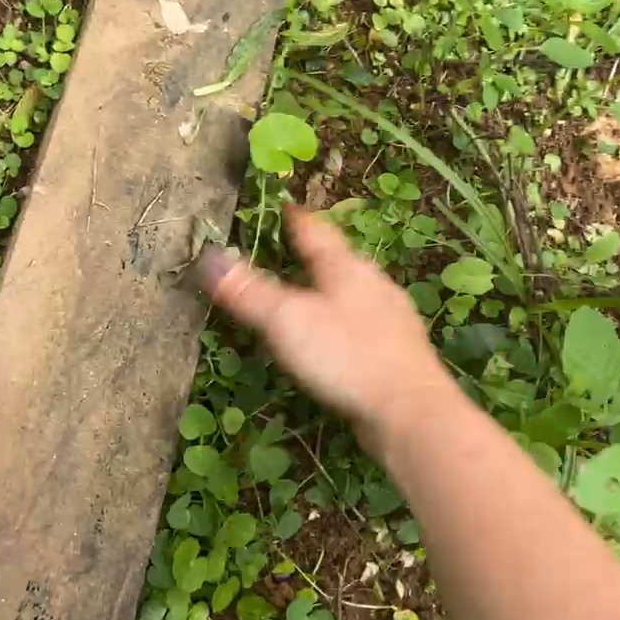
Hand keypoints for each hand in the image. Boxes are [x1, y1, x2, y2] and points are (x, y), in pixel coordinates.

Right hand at [198, 206, 465, 455]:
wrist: (411, 412)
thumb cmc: (344, 355)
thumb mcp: (284, 320)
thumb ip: (246, 290)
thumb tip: (208, 257)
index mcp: (344, 268)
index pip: (316, 232)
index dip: (296, 219)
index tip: (285, 207)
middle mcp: (372, 284)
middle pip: (340, 259)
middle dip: (316, 254)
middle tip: (293, 249)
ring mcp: (390, 318)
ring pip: (355, 291)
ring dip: (332, 288)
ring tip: (312, 292)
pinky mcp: (398, 351)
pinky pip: (364, 323)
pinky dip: (344, 321)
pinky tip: (338, 338)